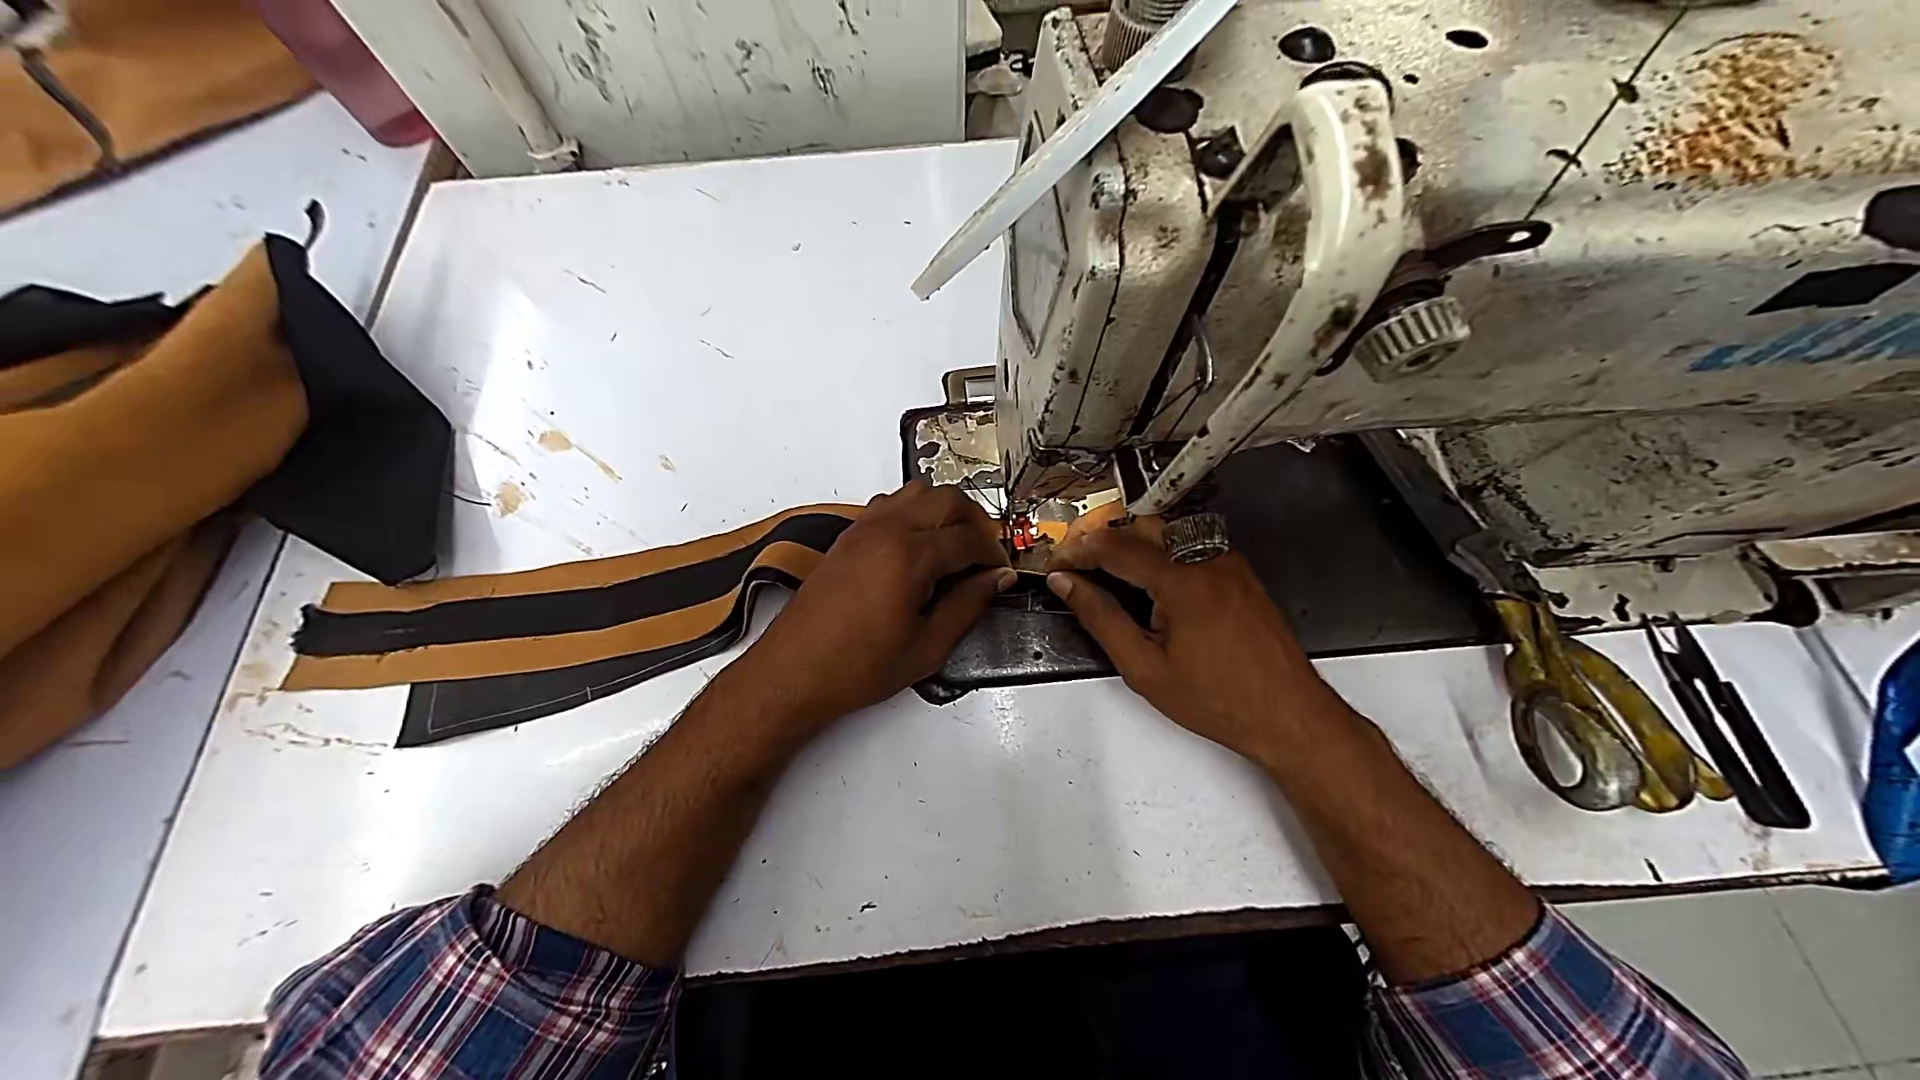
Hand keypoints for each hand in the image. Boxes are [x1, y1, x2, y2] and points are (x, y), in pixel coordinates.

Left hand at [738, 480, 1014, 726]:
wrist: (794, 672)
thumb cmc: (849, 667)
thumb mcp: (926, 648)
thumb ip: (968, 606)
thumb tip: (994, 582)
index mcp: (908, 558)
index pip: (968, 539)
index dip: (993, 555)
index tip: (1000, 572)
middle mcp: (885, 532)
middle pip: (949, 499)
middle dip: (977, 522)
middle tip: (985, 554)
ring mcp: (864, 529)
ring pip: (919, 491)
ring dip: (945, 510)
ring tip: (957, 545)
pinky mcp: (849, 535)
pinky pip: (892, 503)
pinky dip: (915, 511)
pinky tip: (921, 544)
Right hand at [1046, 521, 1348, 767]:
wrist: (1287, 714)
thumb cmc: (1226, 700)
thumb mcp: (1144, 667)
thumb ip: (1100, 618)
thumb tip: (1070, 587)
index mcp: (1183, 581)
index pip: (1114, 546)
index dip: (1076, 551)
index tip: (1060, 563)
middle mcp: (1209, 560)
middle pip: (1140, 525)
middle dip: (1102, 538)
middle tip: (1077, 563)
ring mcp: (1228, 563)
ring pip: (1167, 531)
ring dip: (1131, 544)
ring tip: (1106, 573)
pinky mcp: (1239, 572)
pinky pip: (1190, 545)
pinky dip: (1160, 554)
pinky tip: (1148, 584)